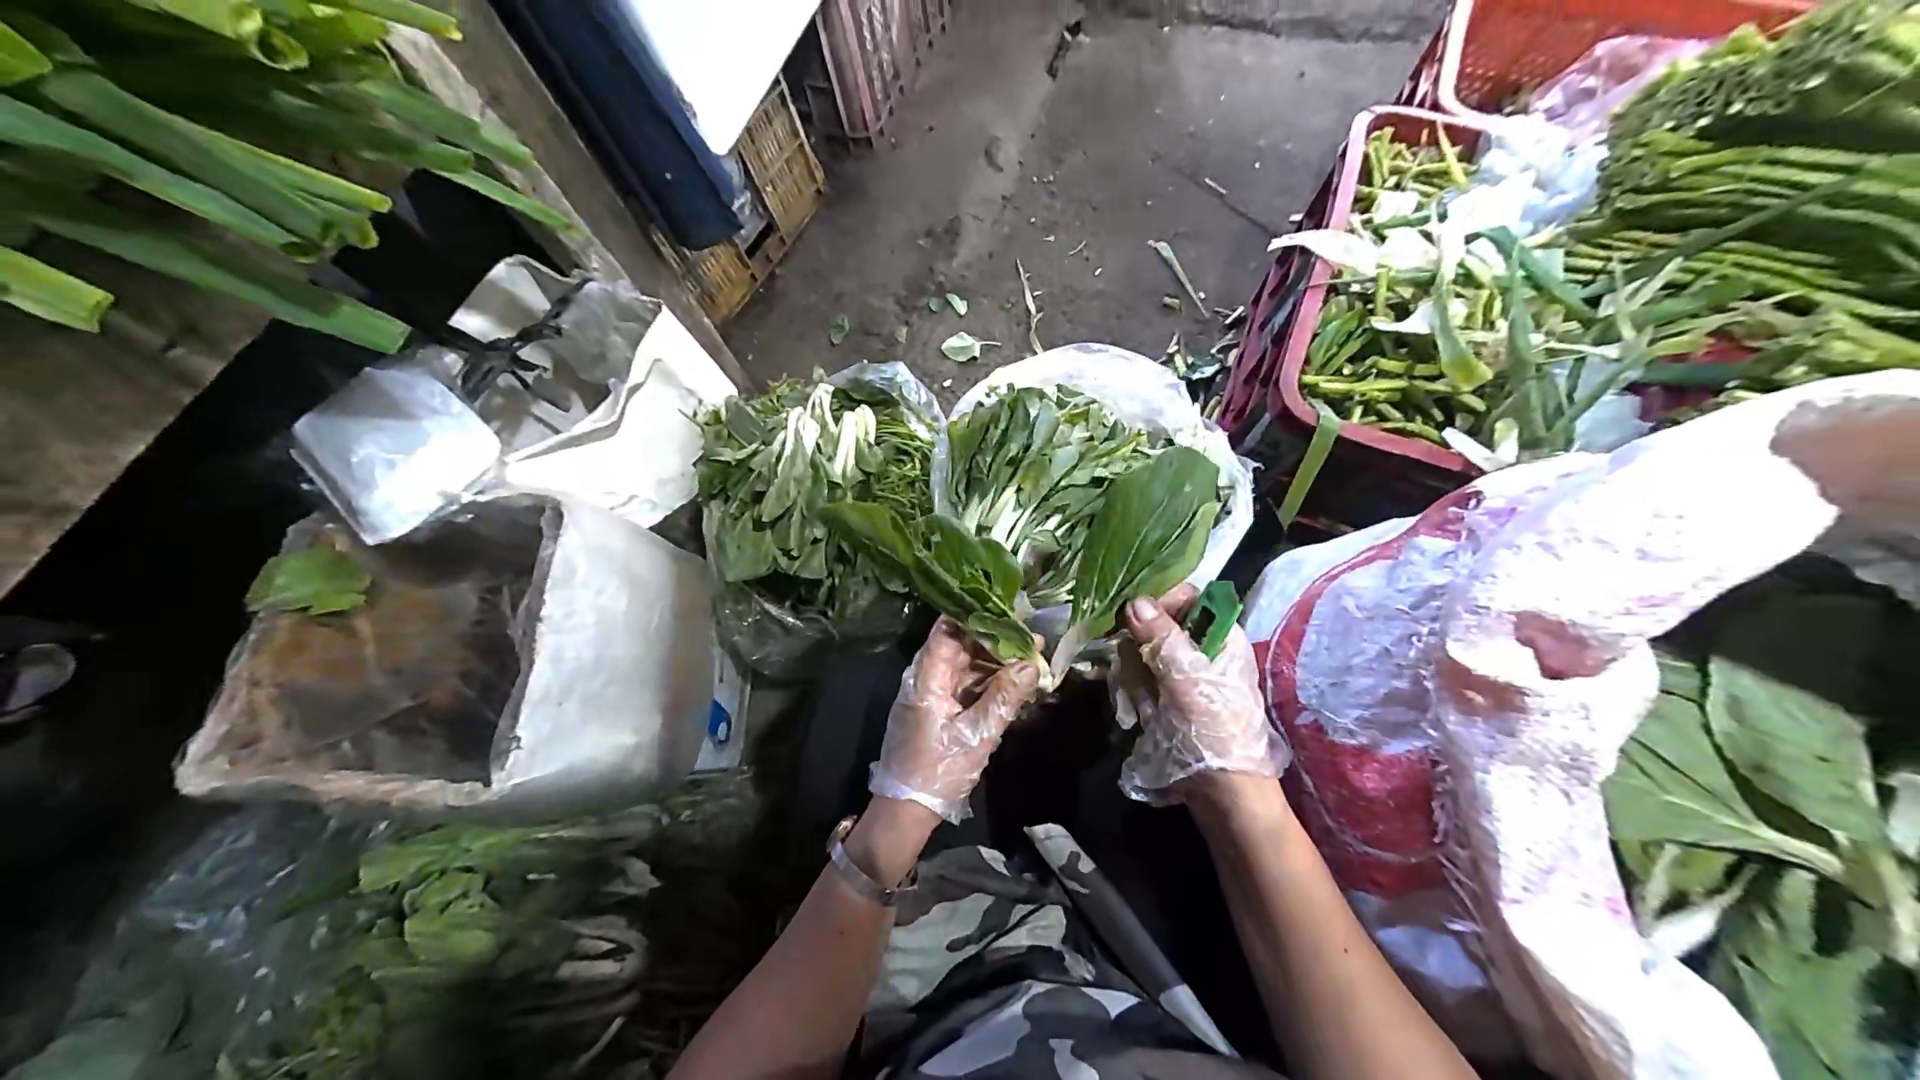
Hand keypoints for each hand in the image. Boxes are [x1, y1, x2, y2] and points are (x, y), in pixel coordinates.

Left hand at [869, 618, 1041, 822]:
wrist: (906, 810)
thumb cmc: (937, 772)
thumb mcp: (977, 736)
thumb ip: (1004, 697)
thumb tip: (1032, 664)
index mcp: (926, 677)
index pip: (947, 630)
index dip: (975, 615)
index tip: (1008, 607)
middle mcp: (925, 677)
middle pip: (959, 643)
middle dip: (994, 636)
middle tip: (1030, 630)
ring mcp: (931, 691)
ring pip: (965, 662)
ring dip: (995, 659)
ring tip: (1031, 651)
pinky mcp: (938, 706)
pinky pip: (965, 682)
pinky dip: (987, 678)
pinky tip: (1015, 676)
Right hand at [1117, 584, 1290, 803]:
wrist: (1221, 791)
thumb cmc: (1214, 728)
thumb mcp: (1187, 677)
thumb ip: (1161, 636)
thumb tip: (1134, 600)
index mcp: (1219, 636)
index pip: (1184, 598)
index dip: (1157, 601)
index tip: (1130, 616)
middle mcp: (1200, 649)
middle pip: (1155, 623)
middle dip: (1138, 643)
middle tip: (1132, 662)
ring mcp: (1181, 674)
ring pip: (1141, 651)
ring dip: (1133, 671)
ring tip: (1142, 699)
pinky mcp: (1165, 697)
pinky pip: (1139, 678)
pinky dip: (1133, 691)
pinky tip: (1141, 711)